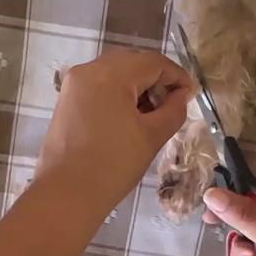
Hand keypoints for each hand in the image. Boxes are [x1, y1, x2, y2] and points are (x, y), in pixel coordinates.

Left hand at [34, 49, 193, 208]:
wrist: (66, 193)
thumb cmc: (113, 166)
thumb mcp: (152, 137)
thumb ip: (173, 111)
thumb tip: (181, 95)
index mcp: (111, 75)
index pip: (154, 62)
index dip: (176, 76)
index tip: (189, 96)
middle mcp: (89, 70)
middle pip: (132, 62)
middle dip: (156, 80)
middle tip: (171, 106)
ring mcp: (74, 84)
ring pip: (114, 73)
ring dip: (137, 87)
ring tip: (150, 116)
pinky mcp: (66, 101)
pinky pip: (98, 86)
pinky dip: (117, 95)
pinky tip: (127, 120)